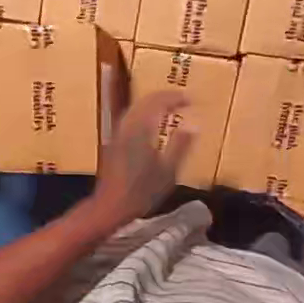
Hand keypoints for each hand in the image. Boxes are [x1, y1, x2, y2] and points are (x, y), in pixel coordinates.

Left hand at [85, 91, 192, 228]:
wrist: (109, 206)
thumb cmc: (141, 192)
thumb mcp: (168, 171)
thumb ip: (181, 145)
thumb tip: (194, 124)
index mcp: (141, 129)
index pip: (158, 101)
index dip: (175, 97)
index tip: (191, 99)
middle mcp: (127, 126)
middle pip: (144, 101)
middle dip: (163, 97)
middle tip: (181, 99)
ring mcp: (117, 134)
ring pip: (135, 108)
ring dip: (152, 104)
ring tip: (169, 108)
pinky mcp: (113, 142)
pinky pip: (130, 118)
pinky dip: (143, 113)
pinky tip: (151, 124)